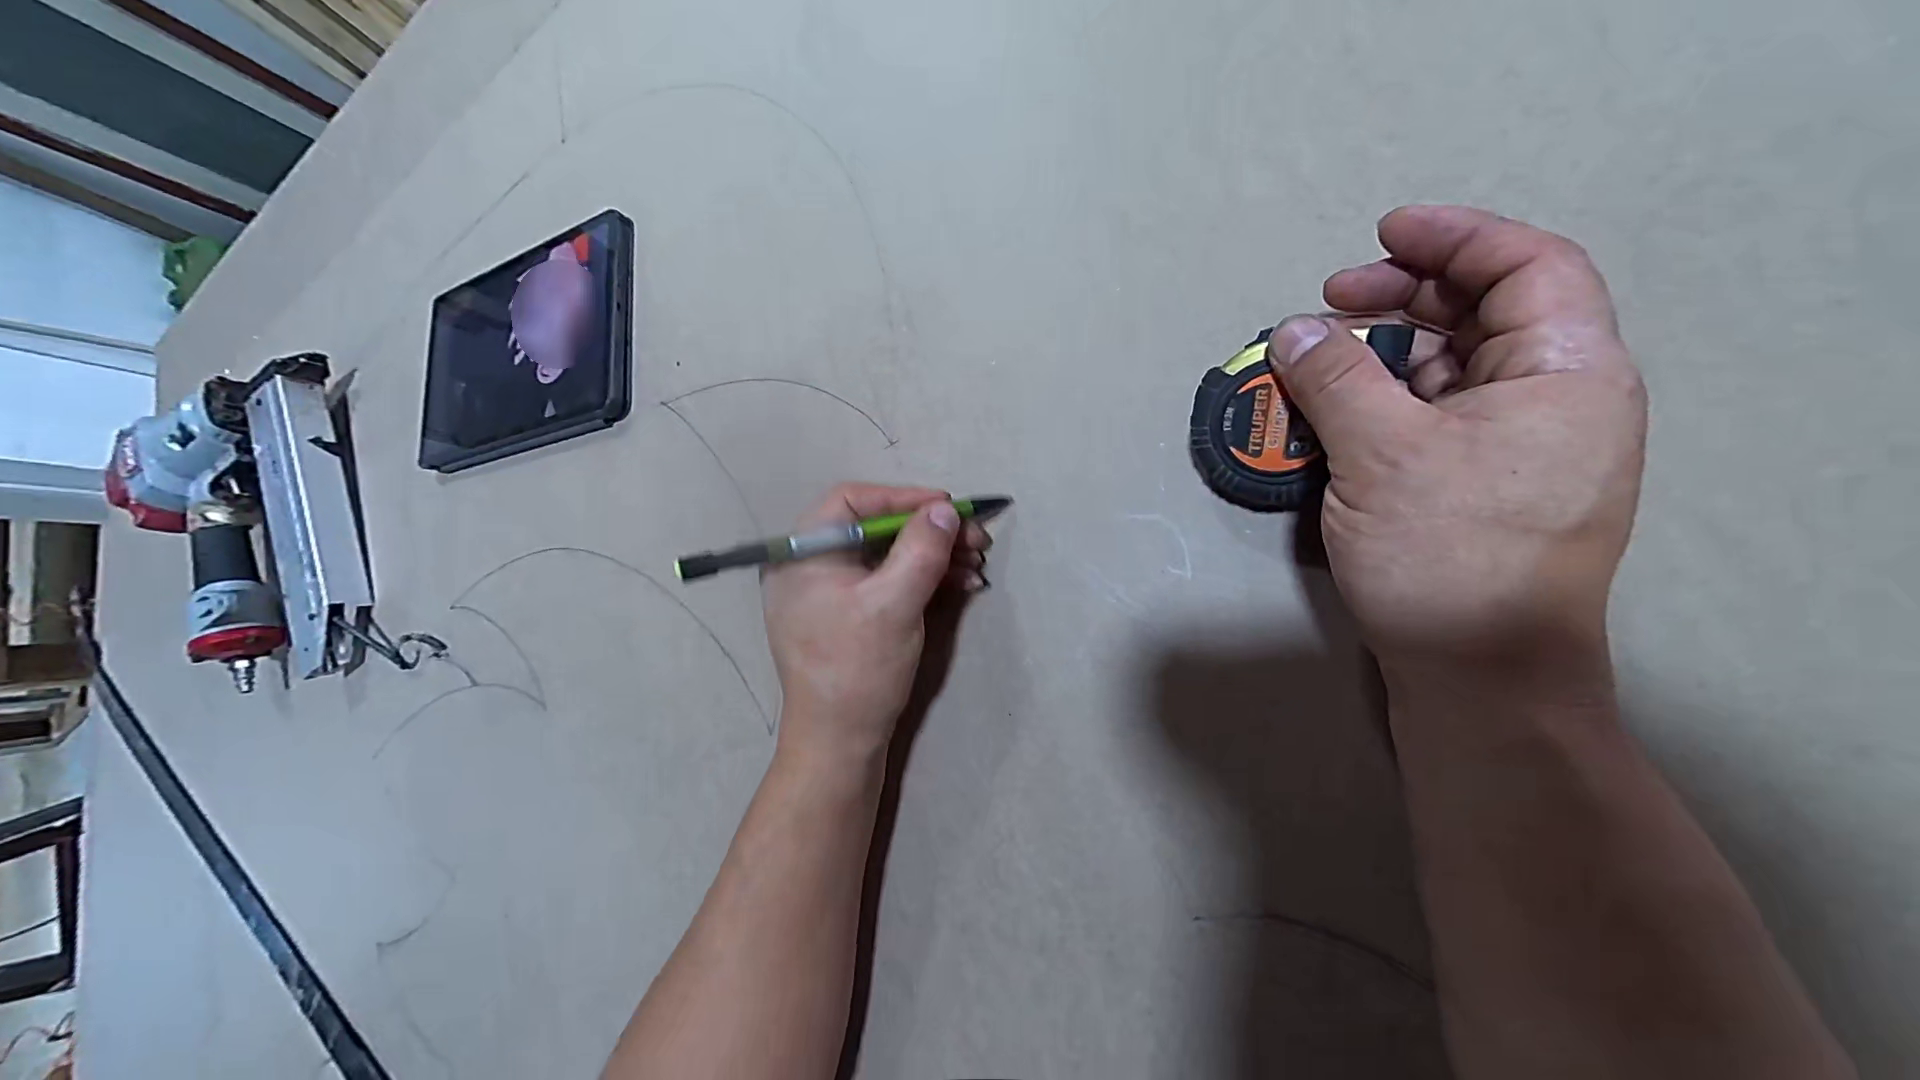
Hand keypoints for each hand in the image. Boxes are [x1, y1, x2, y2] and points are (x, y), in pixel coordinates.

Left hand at [763, 484, 990, 764]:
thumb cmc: (858, 670)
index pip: (853, 502)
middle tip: (975, 537)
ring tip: (977, 560)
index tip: (948, 508)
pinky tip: (962, 582)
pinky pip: (889, 581)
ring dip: (935, 554)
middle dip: (929, 530)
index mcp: (804, 554)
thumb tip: (945, 510)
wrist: (841, 743)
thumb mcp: (893, 605)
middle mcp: (812, 565)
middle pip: (876, 528)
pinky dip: (924, 578)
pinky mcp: (852, 613)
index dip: (903, 497)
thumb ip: (920, 551)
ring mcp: (832, 591)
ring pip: (888, 554)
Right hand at [1269, 206, 1646, 673]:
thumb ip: (1334, 381)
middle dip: (1404, 296)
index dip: (1454, 237)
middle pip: (1483, 314)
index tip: (1381, 233)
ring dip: (1382, 355)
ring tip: (1316, 362)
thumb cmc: (1447, 554)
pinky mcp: (1476, 484)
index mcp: (1564, 373)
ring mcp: (1515, 447)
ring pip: (1449, 370)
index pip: (1525, 267)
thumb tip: (1292, 331)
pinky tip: (1334, 414)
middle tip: (1328, 303)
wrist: (1479, 672)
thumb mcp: (1381, 455)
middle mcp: (1552, 400)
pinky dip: (1381, 403)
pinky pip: (1429, 418)